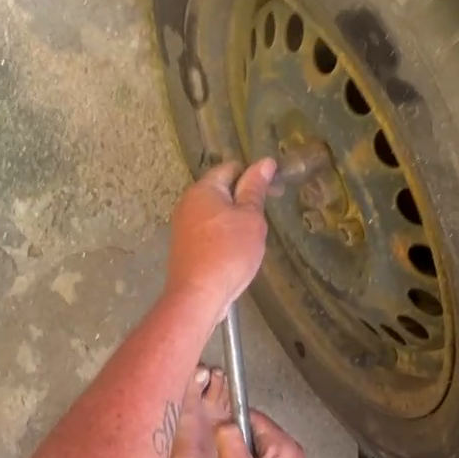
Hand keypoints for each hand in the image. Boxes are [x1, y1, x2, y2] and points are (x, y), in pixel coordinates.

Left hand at [165, 159, 276, 316]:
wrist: (197, 295)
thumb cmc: (228, 252)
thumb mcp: (250, 218)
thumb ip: (255, 189)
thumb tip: (265, 162)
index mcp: (203, 189)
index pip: (231, 168)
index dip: (255, 175)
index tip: (275, 190)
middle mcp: (188, 203)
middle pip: (221, 190)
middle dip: (245, 198)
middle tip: (265, 217)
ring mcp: (183, 225)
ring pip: (215, 212)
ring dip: (235, 219)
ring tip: (252, 237)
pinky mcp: (184, 246)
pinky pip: (208, 231)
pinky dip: (224, 235)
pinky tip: (236, 251)